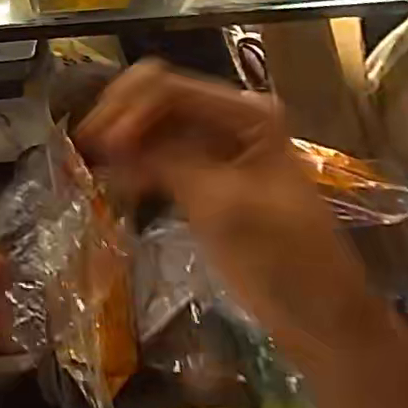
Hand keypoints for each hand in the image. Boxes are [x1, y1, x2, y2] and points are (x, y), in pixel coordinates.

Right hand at [76, 61, 407, 407]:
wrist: (319, 317)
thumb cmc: (287, 257)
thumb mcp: (227, 206)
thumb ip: (171, 163)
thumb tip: (110, 140)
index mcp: (245, 113)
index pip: (171, 89)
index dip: (132, 108)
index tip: (104, 142)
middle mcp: (223, 118)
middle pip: (154, 96)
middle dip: (119, 114)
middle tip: (87, 143)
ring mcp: (208, 145)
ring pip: (147, 122)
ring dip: (118, 135)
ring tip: (88, 157)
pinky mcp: (195, 172)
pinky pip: (150, 151)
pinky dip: (128, 159)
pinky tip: (109, 176)